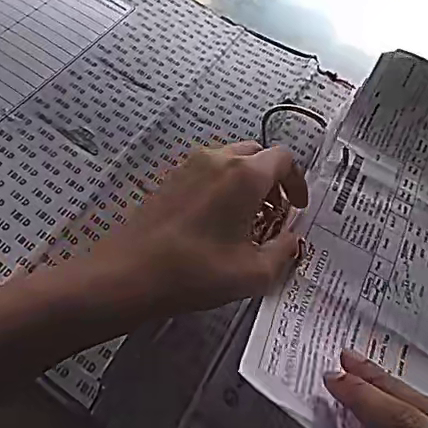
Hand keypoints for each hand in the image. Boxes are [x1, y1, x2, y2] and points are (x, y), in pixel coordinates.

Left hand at [88, 143, 307, 317]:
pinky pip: (209, 170)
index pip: (284, 158)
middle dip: (273, 181)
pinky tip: (217, 221)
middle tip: (275, 214)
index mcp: (244, 175)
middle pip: (258, 155)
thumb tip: (291, 241)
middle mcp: (219, 159)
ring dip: (248, 182)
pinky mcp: (172, 177)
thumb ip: (283, 252)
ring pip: (232, 160)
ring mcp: (191, 164)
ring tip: (247, 220)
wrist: (130, 272)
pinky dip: (224, 184)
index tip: (297, 207)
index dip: (297, 181)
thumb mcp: (253, 273)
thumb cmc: (195, 271)